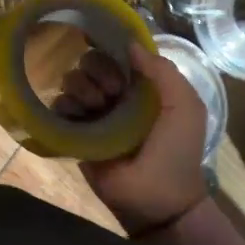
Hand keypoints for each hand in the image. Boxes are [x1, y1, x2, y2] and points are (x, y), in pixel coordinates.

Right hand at [54, 44, 208, 234]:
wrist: (159, 201)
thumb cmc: (175, 151)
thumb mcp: (185, 107)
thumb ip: (164, 71)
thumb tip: (130, 44)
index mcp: (139, 86)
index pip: (116, 53)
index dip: (111, 47)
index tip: (112, 51)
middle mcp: (113, 95)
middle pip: (90, 62)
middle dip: (98, 70)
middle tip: (113, 92)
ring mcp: (92, 113)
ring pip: (72, 80)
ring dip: (82, 87)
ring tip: (98, 107)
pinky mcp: (74, 132)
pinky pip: (58, 106)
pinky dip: (65, 105)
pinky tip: (79, 117)